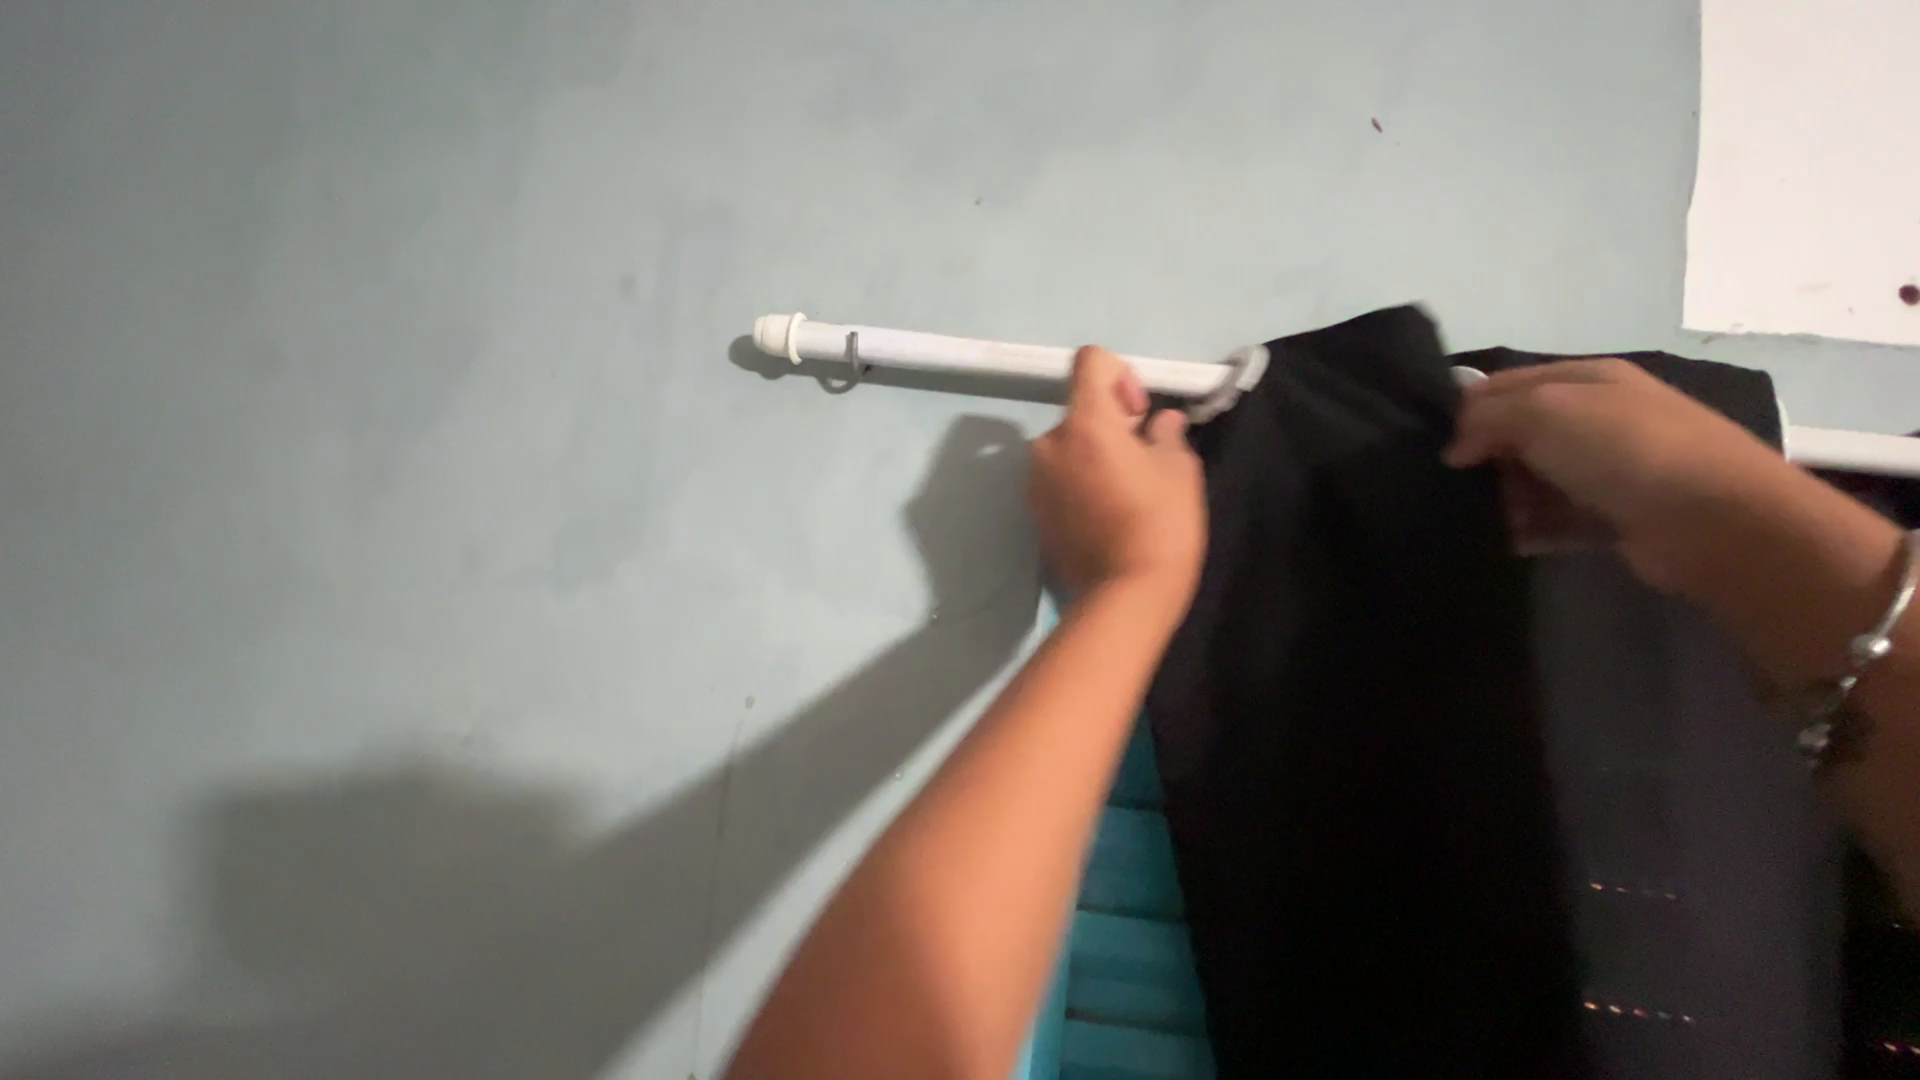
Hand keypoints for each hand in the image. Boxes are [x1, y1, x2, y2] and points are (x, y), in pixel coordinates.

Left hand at [1028, 347, 1205, 608]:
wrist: (1123, 595)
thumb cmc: (1160, 525)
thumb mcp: (1179, 470)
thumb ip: (1166, 434)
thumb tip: (1160, 423)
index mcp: (1084, 423)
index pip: (1090, 361)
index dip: (1120, 375)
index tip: (1138, 415)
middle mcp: (1048, 444)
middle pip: (1079, 410)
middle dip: (1109, 424)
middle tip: (1140, 461)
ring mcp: (1034, 479)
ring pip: (1067, 445)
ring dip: (1091, 454)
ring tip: (1122, 493)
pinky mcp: (1032, 510)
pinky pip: (1057, 476)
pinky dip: (1077, 481)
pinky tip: (1103, 514)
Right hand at [1444, 357, 1798, 593]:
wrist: (1717, 521)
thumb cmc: (1625, 450)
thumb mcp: (1542, 412)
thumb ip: (1485, 419)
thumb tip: (1456, 450)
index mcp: (1584, 380)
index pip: (1502, 385)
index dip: (1464, 410)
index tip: (1434, 444)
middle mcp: (1596, 418)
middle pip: (1513, 435)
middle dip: (1481, 459)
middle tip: (1454, 486)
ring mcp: (1606, 468)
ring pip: (1530, 479)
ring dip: (1502, 499)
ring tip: (1484, 520)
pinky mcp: (1610, 515)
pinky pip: (1551, 519)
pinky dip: (1527, 530)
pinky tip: (1508, 541)